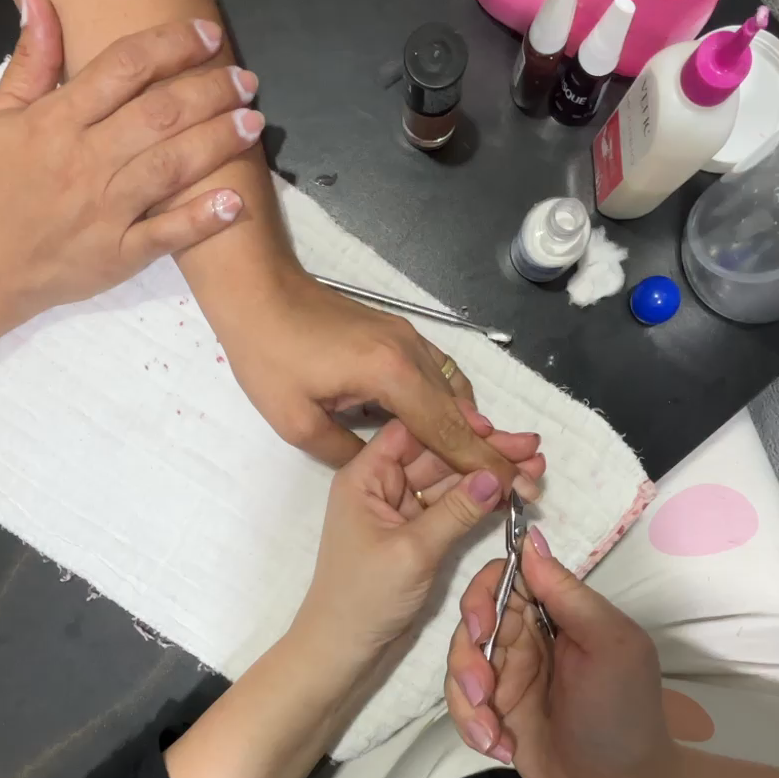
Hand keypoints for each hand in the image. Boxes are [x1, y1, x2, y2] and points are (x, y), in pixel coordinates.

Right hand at [0, 0, 264, 317]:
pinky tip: (235, 201)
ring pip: (169, 167)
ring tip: (253, 122)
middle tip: (246, 80)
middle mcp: (86, 161)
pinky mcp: (120, 255)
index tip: (208, 34)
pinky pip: (167, 235)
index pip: (123, 69)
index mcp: (57, 121)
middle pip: (158, 115)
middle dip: (208, 91)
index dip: (171, 45)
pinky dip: (202, 219)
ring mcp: (106, 211)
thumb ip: (29, 60)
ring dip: (217, 143)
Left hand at [220, 279, 540, 501]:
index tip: (513, 488)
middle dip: (490, 448)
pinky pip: (441, 373)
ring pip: (456, 389)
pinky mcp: (399, 334)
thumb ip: (346, 451)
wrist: (257, 289)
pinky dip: (454, 402)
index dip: (479, 464)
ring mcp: (409, 339)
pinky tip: (453, 422)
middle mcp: (412, 354)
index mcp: (391, 376)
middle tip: (521, 476)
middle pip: (462, 410)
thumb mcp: (297, 422)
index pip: (447, 431)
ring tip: (490, 458)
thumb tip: (378, 465)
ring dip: (473, 425)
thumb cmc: (268, 355)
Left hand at [293, 408, 546, 664]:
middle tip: (534, 449)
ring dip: (491, 475)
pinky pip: (452, 505)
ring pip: (451, 479)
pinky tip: (514, 491)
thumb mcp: (412, 551)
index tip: (497, 429)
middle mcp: (383, 483)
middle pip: (438, 453)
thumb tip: (498, 474)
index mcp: (365, 476)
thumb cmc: (364, 598)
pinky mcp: (417, 530)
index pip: (413, 432)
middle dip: (486, 452)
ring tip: (537, 469)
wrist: (343, 649)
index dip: (454, 425)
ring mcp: (401, 507)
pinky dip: (482, 500)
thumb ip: (456, 510)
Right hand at [443, 529, 676, 777]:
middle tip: (484, 691)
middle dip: (466, 658)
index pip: (502, 580)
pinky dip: (470, 725)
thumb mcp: (611, 645)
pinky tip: (499, 747)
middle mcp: (525, 637)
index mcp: (555, 613)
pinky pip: (461, 704)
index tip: (482, 628)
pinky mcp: (494, 712)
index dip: (481, 596)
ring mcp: (507, 676)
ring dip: (466, 699)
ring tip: (494, 733)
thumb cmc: (624, 712)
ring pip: (458, 665)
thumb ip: (568, 594)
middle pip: (470, 623)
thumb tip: (530, 539)